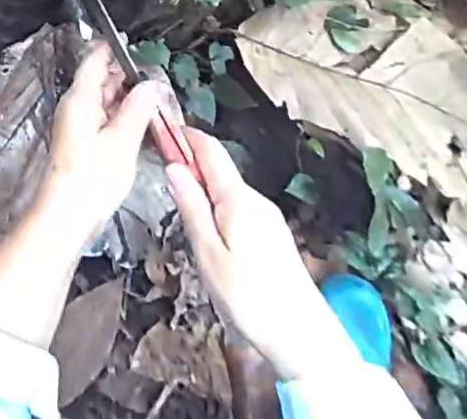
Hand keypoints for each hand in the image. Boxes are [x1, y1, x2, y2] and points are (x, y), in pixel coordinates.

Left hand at [34, 42, 168, 240]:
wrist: (66, 216)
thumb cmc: (92, 178)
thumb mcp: (123, 140)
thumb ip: (139, 108)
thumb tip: (152, 84)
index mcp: (80, 98)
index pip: (94, 61)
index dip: (113, 50)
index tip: (133, 45)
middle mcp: (74, 106)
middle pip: (100, 80)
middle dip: (127, 78)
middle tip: (155, 82)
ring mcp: (75, 124)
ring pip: (102, 100)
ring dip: (126, 100)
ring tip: (154, 103)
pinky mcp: (79, 142)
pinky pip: (101, 119)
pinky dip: (119, 117)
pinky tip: (139, 126)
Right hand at [166, 129, 363, 381]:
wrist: (306, 340)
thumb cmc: (251, 299)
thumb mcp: (209, 256)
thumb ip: (192, 208)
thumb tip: (173, 166)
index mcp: (237, 199)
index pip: (210, 150)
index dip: (185, 134)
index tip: (161, 126)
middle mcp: (255, 199)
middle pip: (218, 168)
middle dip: (190, 162)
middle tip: (161, 172)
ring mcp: (268, 216)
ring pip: (228, 189)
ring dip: (203, 186)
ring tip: (180, 206)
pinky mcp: (273, 234)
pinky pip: (239, 206)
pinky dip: (218, 204)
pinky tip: (209, 231)